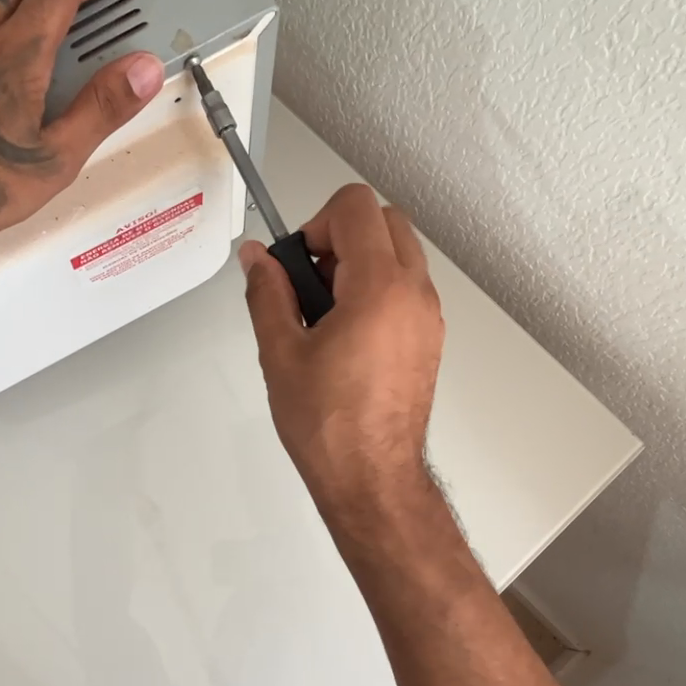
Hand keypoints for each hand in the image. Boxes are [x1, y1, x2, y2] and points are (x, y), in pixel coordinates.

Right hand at [241, 184, 445, 525]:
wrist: (373, 478)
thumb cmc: (328, 426)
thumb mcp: (281, 353)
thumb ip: (267, 293)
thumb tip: (256, 258)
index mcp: (378, 288)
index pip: (354, 207)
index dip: (316, 224)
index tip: (296, 265)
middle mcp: (414, 293)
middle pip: (384, 221)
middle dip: (340, 237)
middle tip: (309, 284)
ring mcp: (428, 317)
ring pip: (399, 253)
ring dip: (360, 263)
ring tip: (325, 316)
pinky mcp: (430, 339)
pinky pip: (407, 288)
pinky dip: (377, 290)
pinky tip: (345, 337)